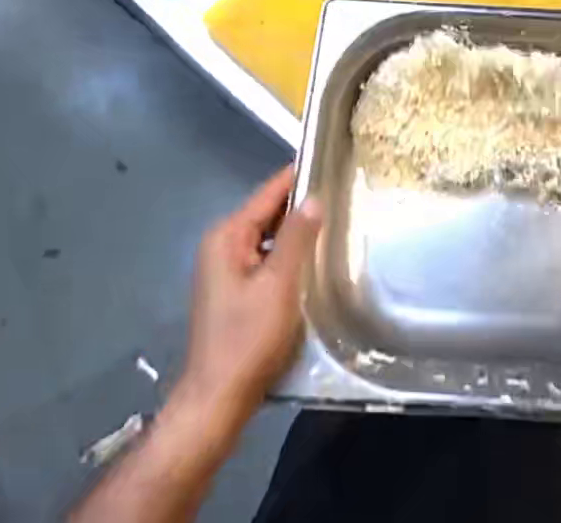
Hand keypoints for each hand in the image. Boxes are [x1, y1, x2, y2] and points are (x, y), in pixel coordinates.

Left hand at [178, 165, 323, 430]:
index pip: (269, 193)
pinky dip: (288, 253)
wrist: (217, 401)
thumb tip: (314, 197)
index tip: (330, 160)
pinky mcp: (235, 289)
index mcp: (227, 236)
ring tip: (336, 219)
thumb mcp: (279, 284)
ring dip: (297, 230)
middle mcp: (222, 245)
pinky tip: (314, 258)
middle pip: (268, 213)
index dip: (298, 176)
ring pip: (269, 236)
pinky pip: (266, 257)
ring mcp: (226, 268)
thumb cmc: (247, 339)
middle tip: (343, 192)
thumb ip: (297, 238)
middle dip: (301, 204)